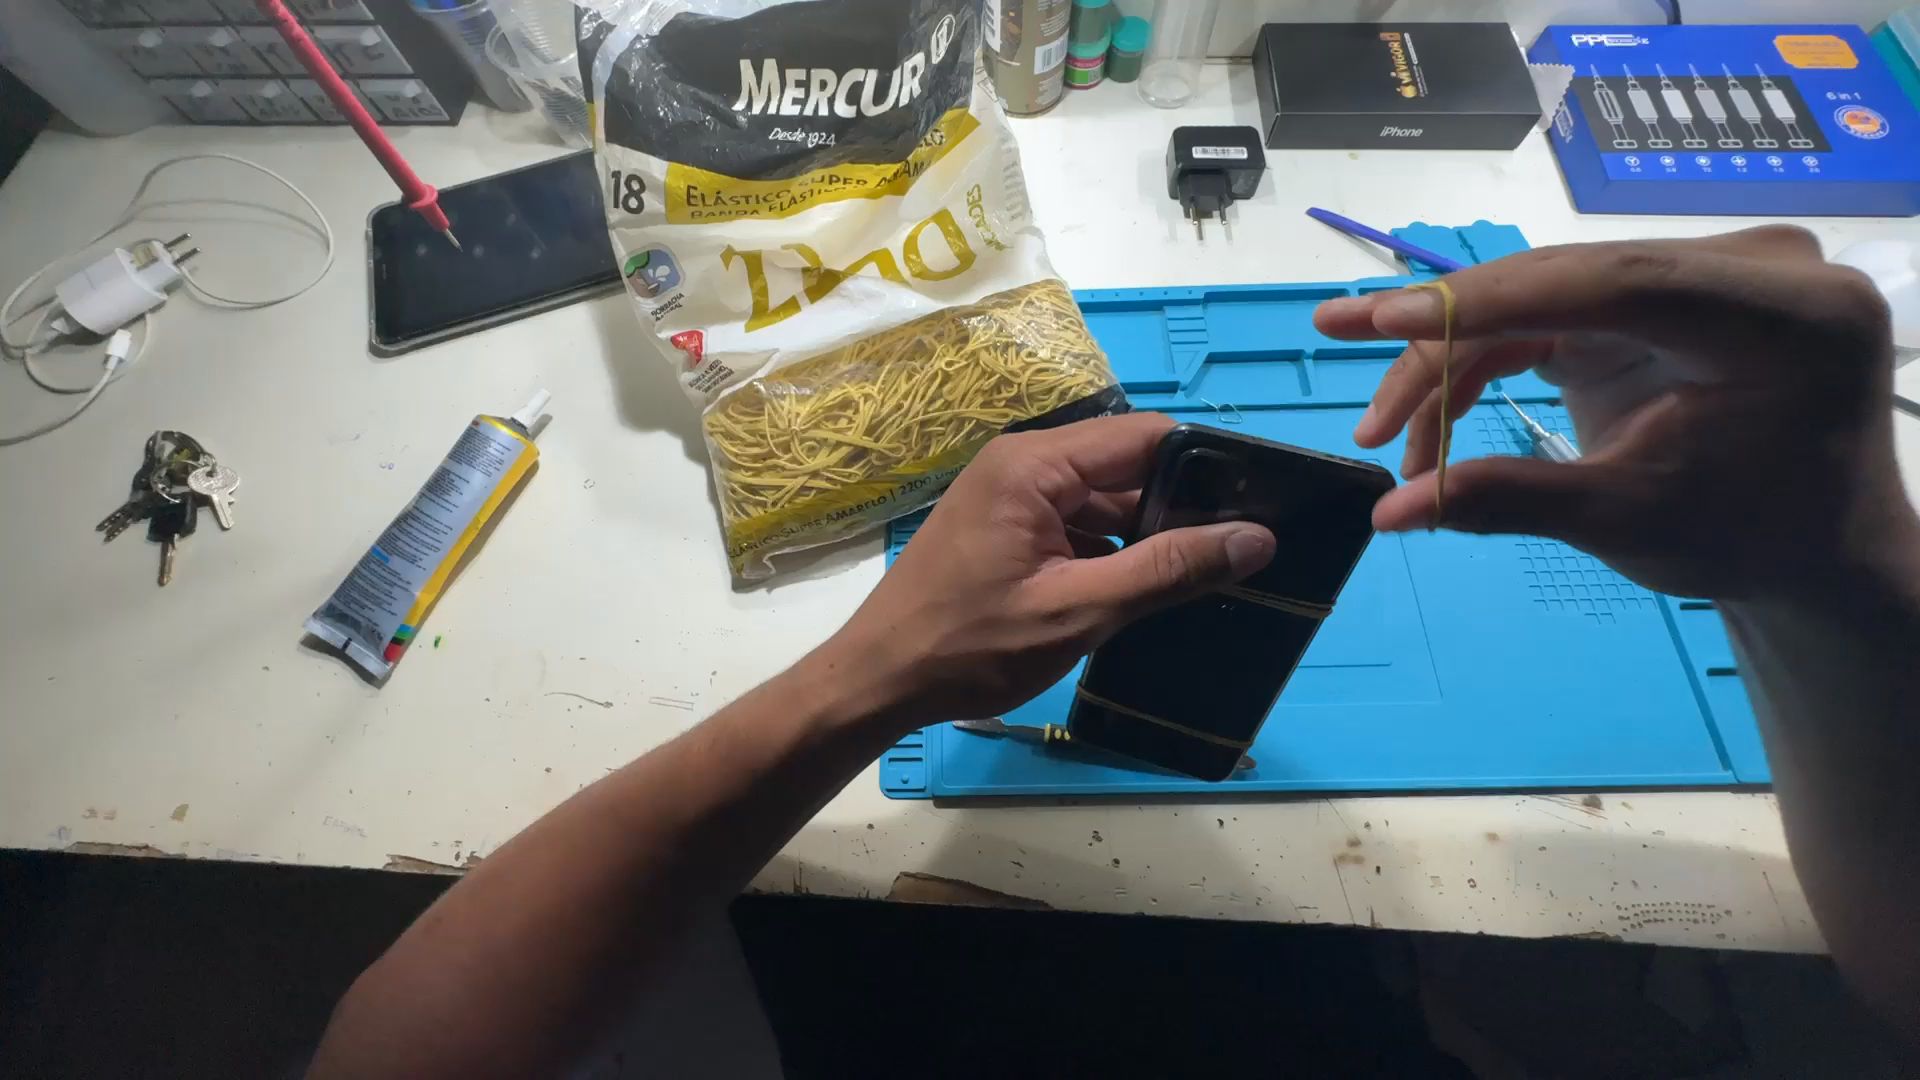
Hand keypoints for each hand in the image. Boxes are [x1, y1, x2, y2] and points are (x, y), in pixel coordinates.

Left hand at [827, 412, 1274, 727]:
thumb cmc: (969, 645)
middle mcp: (1021, 466)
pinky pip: (1071, 526)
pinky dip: (1106, 552)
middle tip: (1241, 551)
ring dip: (1143, 536)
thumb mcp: (1077, 610)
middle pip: (1121, 468)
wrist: (880, 680)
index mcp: (1034, 465)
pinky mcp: (1004, 530)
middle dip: (1177, 507)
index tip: (1257, 503)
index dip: (1204, 466)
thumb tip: (1256, 537)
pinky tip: (1143, 589)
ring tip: (1206, 573)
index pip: (1142, 437)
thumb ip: (1166, 570)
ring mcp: (1009, 499)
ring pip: (1099, 502)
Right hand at [1312, 225, 1910, 600]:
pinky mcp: (1642, 304)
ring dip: (1444, 365)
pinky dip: (1472, 368)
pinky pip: (1531, 321)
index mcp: (1779, 318)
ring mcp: (1685, 282)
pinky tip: (1428, 414)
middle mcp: (1737, 274)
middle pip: (1549, 287)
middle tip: (1343, 360)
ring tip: (1383, 430)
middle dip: (1437, 339)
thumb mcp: (1617, 520)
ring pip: (1524, 302)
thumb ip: (1501, 500)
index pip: (1613, 283)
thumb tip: (1385, 513)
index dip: (1491, 302)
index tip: (1384, 320)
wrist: (1797, 543)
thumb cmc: (1738, 534)